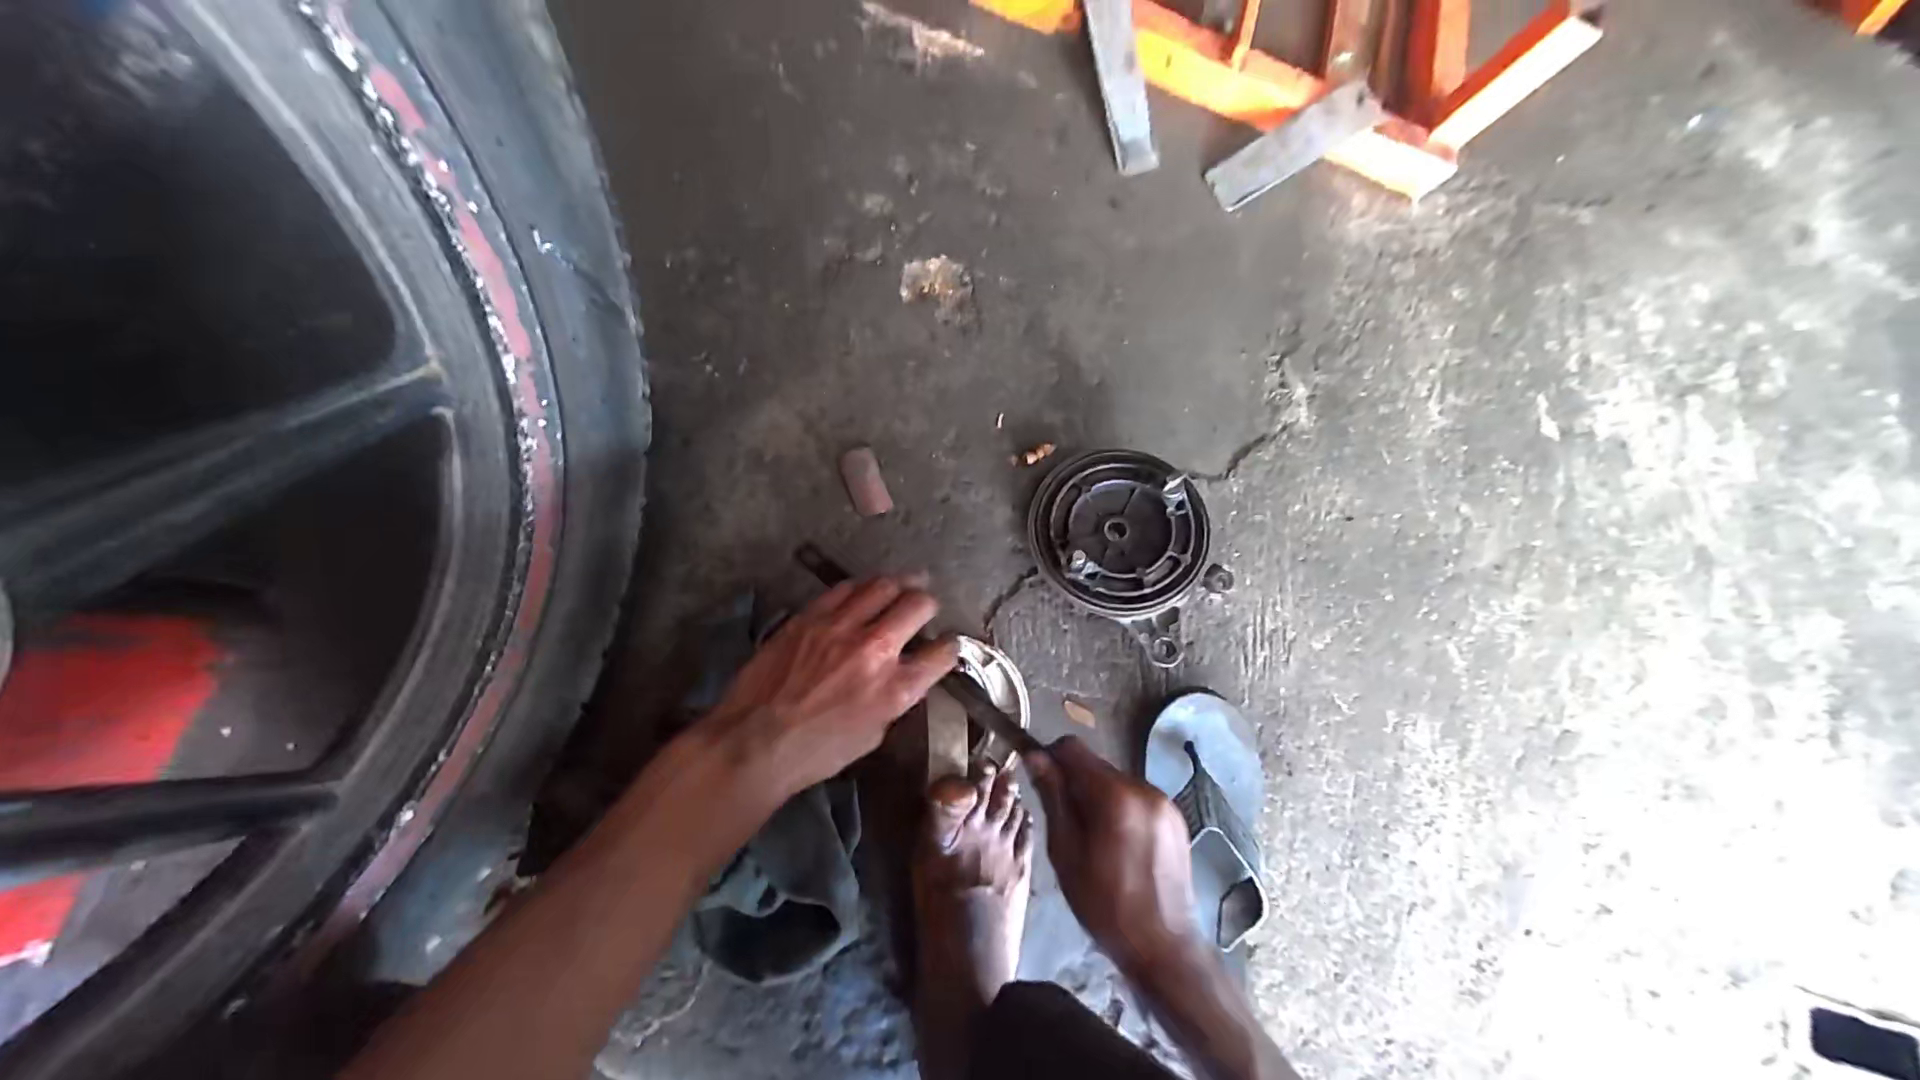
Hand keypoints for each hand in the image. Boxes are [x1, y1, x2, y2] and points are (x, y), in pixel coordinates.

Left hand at [700, 576, 957, 797]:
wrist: (754, 742)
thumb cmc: (815, 752)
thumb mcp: (872, 735)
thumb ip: (894, 700)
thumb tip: (902, 677)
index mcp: (896, 688)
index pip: (941, 654)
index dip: (950, 647)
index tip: (946, 646)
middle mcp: (875, 650)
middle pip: (918, 606)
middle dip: (929, 603)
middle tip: (927, 605)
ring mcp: (841, 628)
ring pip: (883, 586)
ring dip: (902, 583)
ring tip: (907, 582)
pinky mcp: (811, 617)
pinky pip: (845, 588)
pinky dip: (862, 586)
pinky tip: (866, 587)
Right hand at [1024, 736, 1198, 972]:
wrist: (1163, 947)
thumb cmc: (1104, 905)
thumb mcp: (1065, 852)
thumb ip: (1053, 798)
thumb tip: (1036, 757)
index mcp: (1115, 796)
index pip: (1073, 748)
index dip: (1051, 759)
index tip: (1042, 783)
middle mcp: (1143, 788)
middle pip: (1096, 765)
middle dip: (1075, 783)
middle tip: (1066, 823)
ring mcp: (1164, 802)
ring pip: (1116, 782)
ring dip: (1098, 797)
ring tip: (1094, 839)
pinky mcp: (1175, 817)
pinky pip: (1137, 798)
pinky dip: (1121, 809)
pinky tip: (1119, 845)